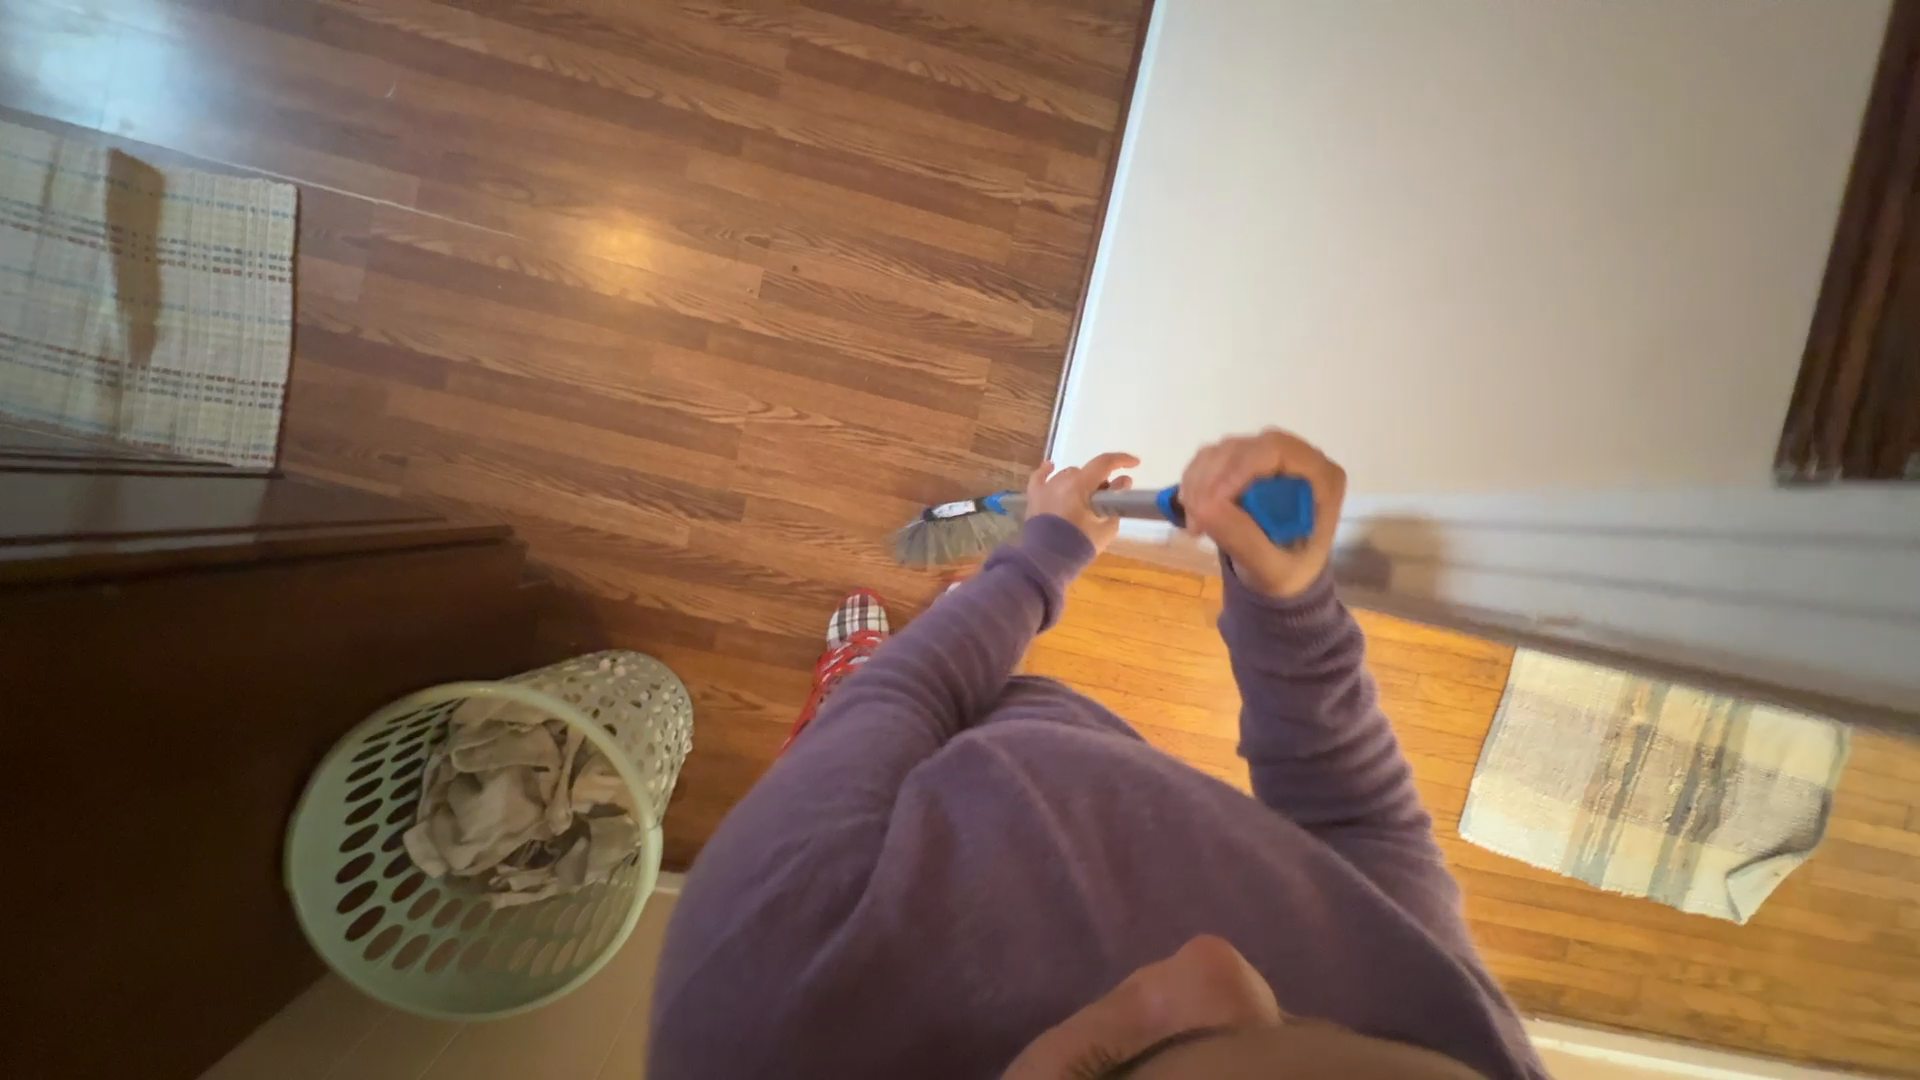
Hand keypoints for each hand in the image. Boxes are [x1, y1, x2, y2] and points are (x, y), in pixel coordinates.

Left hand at [1025, 452, 1138, 554]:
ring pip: (1067, 476)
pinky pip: (1039, 477)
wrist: (1047, 561)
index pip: (1104, 463)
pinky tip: (1050, 466)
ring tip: (1083, 499)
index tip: (1135, 464)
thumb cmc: (1079, 545)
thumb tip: (1123, 482)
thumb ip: (1116, 501)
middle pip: (1086, 473)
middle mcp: (1061, 480)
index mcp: (1080, 485)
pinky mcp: (1034, 497)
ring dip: (1079, 482)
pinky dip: (1047, 471)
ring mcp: (1045, 488)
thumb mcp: (1106, 526)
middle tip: (1105, 499)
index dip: (1122, 460)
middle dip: (1099, 482)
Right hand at [1178, 430, 1345, 598]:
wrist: (1282, 573)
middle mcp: (1295, 458)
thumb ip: (1244, 540)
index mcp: (1320, 476)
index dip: (1236, 470)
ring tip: (1194, 523)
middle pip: (1243, 447)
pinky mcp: (1242, 462)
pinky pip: (1208, 459)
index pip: (1275, 450)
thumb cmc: (1288, 572)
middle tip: (1195, 520)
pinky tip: (1193, 511)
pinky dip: (1192, 483)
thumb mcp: (1272, 569)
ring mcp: (1265, 457)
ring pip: (1221, 451)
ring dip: (1197, 484)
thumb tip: (1204, 507)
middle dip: (1210, 482)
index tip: (1208, 505)